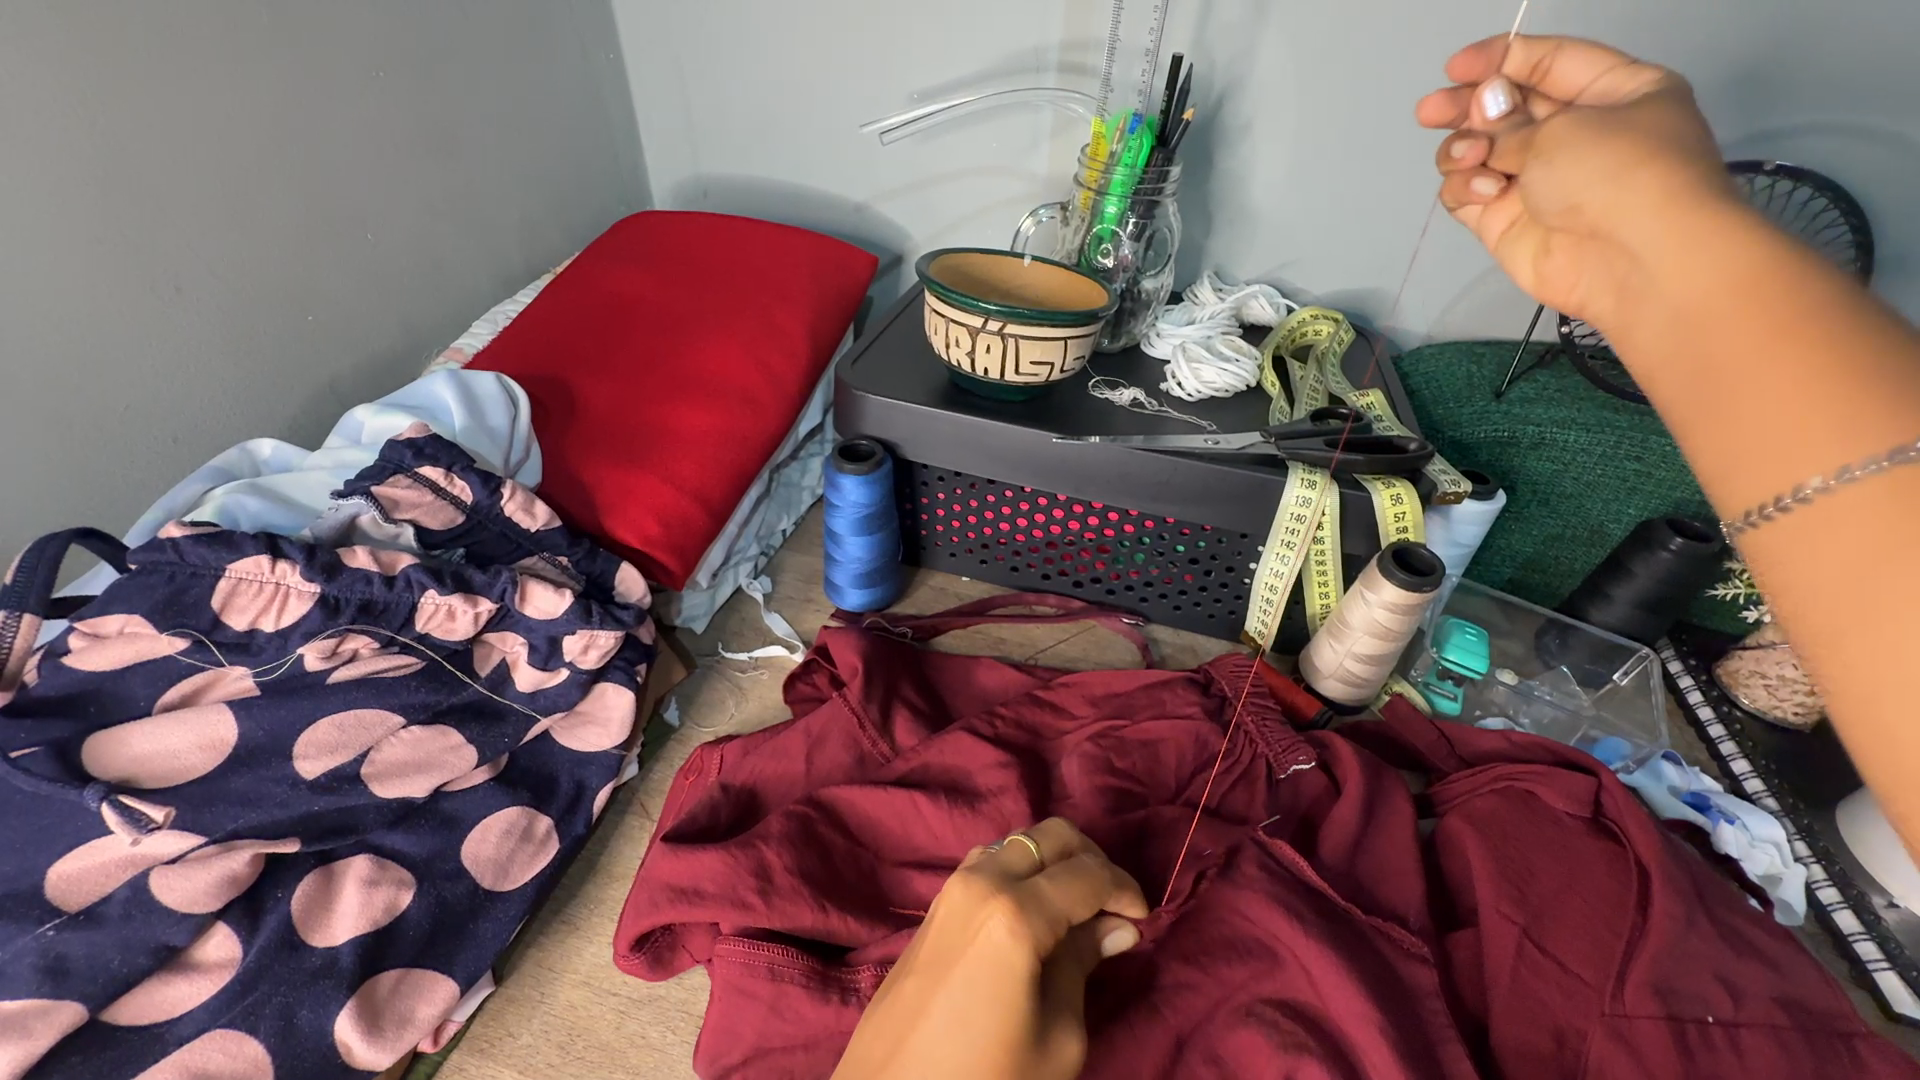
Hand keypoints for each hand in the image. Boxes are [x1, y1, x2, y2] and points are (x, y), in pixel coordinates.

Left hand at [831, 818, 1149, 1079]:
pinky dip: (1021, 868)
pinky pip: (988, 861)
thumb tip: (1118, 926)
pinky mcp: (936, 903)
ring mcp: (952, 886)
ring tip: (1077, 907)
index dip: (1124, 889)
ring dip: (1054, 860)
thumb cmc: (985, 1078)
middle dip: (1092, 860)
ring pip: (1018, 840)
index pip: (1088, 873)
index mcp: (1015, 913)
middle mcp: (982, 881)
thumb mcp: (1056, 1038)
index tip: (1142, 918)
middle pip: (1052, 836)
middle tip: (1113, 905)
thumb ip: (1083, 965)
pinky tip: (1035, 908)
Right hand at [1417, 35, 1734, 330]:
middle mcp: (1574, 133)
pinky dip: (1466, 188)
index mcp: (1612, 92)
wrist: (1630, 258)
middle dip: (1465, 107)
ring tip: (1470, 158)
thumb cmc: (1618, 172)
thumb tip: (1481, 114)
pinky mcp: (1506, 221)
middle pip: (1505, 109)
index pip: (1548, 62)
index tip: (1456, 67)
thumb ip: (1509, 122)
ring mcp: (1536, 180)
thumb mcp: (1565, 127)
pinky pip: (1468, 194)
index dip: (1501, 58)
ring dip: (1464, 150)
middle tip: (1429, 111)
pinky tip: (1485, 192)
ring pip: (1478, 152)